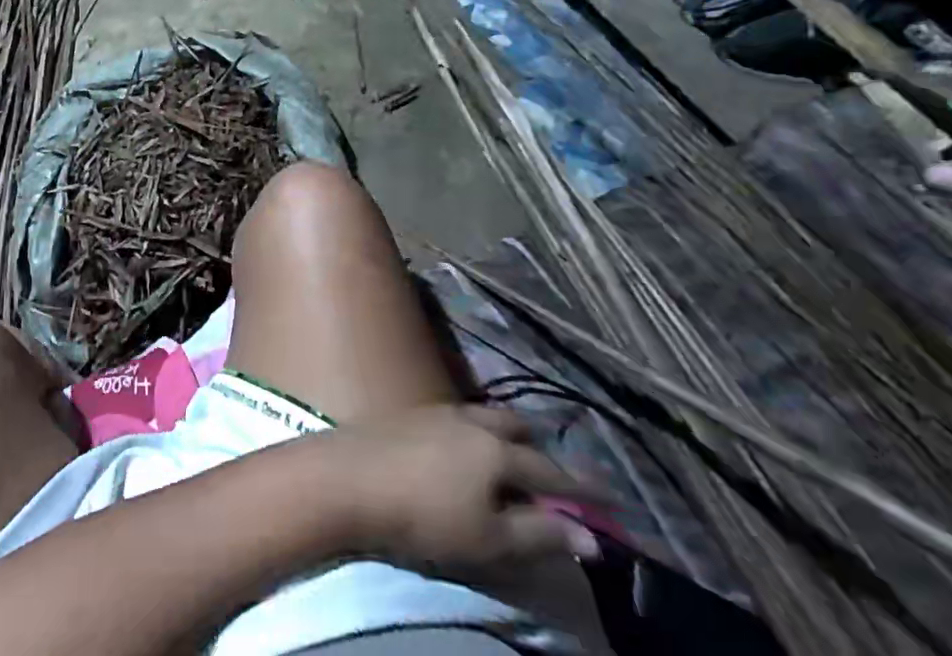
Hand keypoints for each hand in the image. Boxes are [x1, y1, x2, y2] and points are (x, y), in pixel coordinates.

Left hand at [320, 405, 596, 572]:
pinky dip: (467, 432)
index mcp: (496, 450)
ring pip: (479, 416)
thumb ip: (540, 534)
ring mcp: (430, 411)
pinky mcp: (400, 415)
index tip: (610, 499)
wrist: (341, 479)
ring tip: (504, 455)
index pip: (552, 472)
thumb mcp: (488, 539)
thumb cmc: (420, 515)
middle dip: (538, 448)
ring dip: (500, 434)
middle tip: (550, 472)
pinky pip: (448, 418)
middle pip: (514, 428)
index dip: (584, 490)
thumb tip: (590, 537)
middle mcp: (467, 420)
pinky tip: (455, 448)